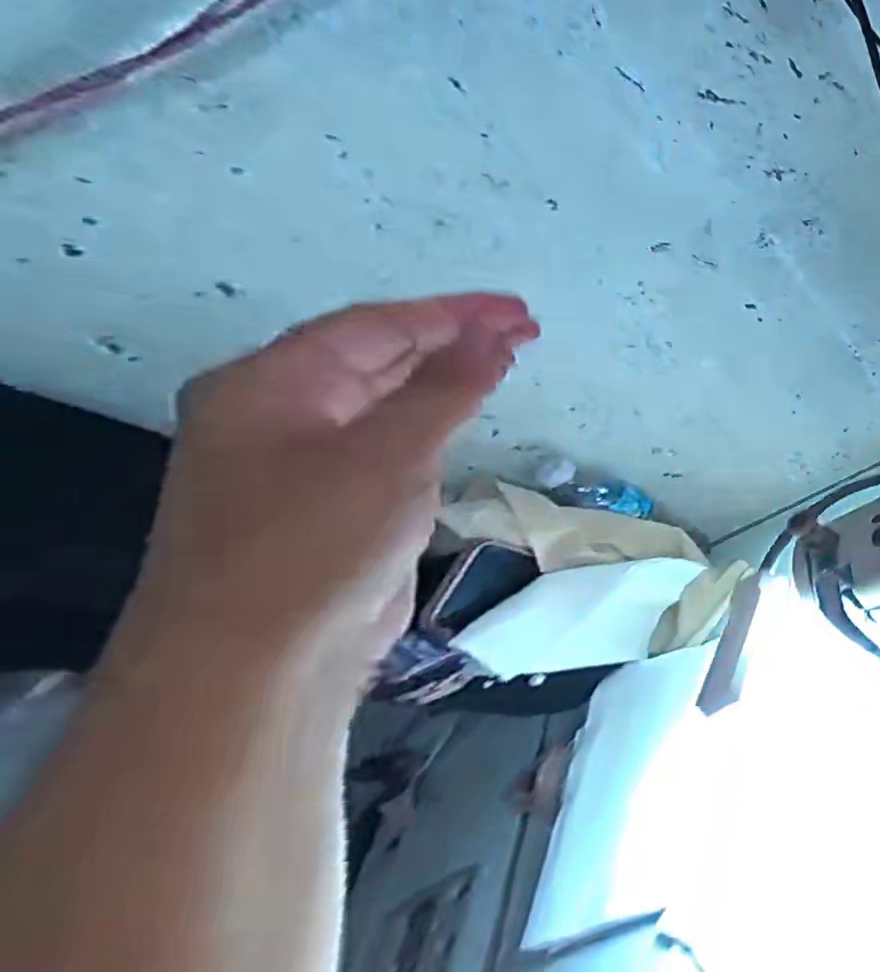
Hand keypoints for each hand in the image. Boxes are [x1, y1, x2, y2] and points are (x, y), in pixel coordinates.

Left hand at [103, 294, 538, 702]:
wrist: (263, 660)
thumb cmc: (318, 542)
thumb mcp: (391, 454)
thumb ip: (447, 388)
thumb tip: (495, 335)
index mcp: (268, 385)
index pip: (374, 326)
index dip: (452, 313)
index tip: (518, 311)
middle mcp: (278, 412)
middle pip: (376, 355)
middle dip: (452, 339)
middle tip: (525, 331)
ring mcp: (303, 458)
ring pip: (384, 397)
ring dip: (444, 377)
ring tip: (504, 360)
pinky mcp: (333, 499)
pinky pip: (389, 438)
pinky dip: (433, 419)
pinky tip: (463, 414)